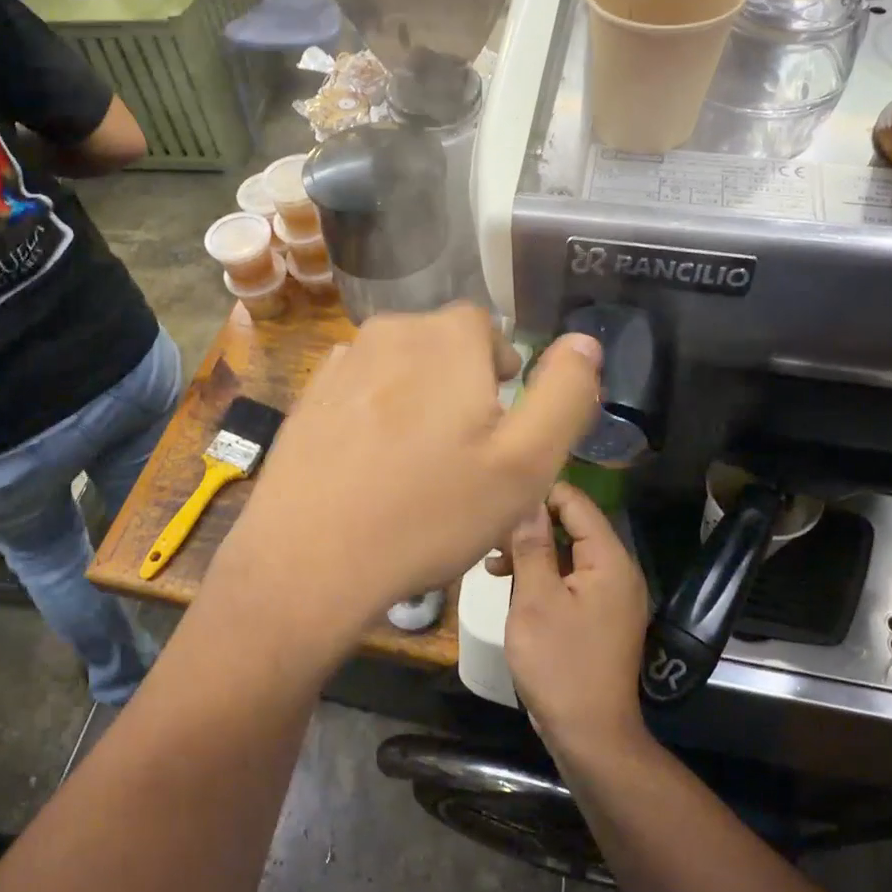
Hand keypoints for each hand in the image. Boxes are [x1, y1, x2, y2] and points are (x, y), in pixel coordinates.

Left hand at [209, 304, 602, 643]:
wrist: (309, 562)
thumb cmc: (430, 513)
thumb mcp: (526, 463)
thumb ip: (564, 395)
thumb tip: (584, 342)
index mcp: (445, 338)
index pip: (488, 330)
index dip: (502, 375)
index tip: (499, 431)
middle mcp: (389, 333)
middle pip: (442, 347)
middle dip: (460, 388)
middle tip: (463, 458)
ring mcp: (340, 365)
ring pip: (400, 371)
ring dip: (417, 403)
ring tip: (417, 469)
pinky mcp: (308, 400)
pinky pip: (361, 394)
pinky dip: (375, 419)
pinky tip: (372, 470)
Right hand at [503, 483, 651, 754]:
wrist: (590, 733)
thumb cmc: (559, 663)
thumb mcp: (535, 601)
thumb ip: (531, 547)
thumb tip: (526, 502)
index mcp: (609, 560)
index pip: (577, 503)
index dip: (539, 495)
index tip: (499, 500)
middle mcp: (618, 571)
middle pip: (574, 527)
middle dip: (531, 527)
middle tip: (489, 540)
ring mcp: (612, 596)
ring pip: (569, 555)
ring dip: (533, 554)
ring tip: (493, 567)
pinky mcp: (601, 617)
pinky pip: (572, 581)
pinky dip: (544, 578)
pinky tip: (513, 589)